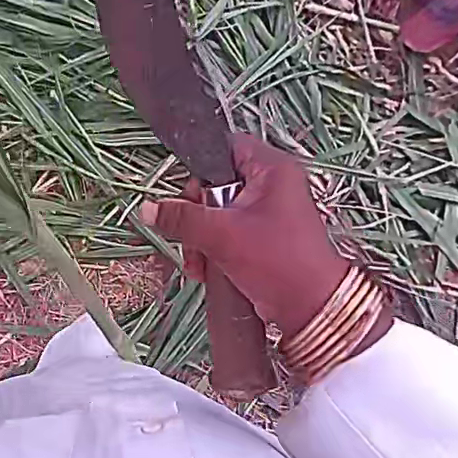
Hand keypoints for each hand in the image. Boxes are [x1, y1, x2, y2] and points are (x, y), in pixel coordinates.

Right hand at [139, 137, 368, 337]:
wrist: (309, 308)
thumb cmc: (278, 262)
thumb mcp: (222, 235)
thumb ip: (182, 219)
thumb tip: (148, 209)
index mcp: (272, 170)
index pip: (225, 148)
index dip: (201, 169)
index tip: (188, 198)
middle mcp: (270, 187)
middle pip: (213, 187)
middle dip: (194, 218)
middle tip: (192, 240)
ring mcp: (265, 214)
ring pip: (214, 216)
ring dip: (198, 240)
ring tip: (199, 265)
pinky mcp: (259, 240)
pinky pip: (222, 236)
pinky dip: (209, 252)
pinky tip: (205, 271)